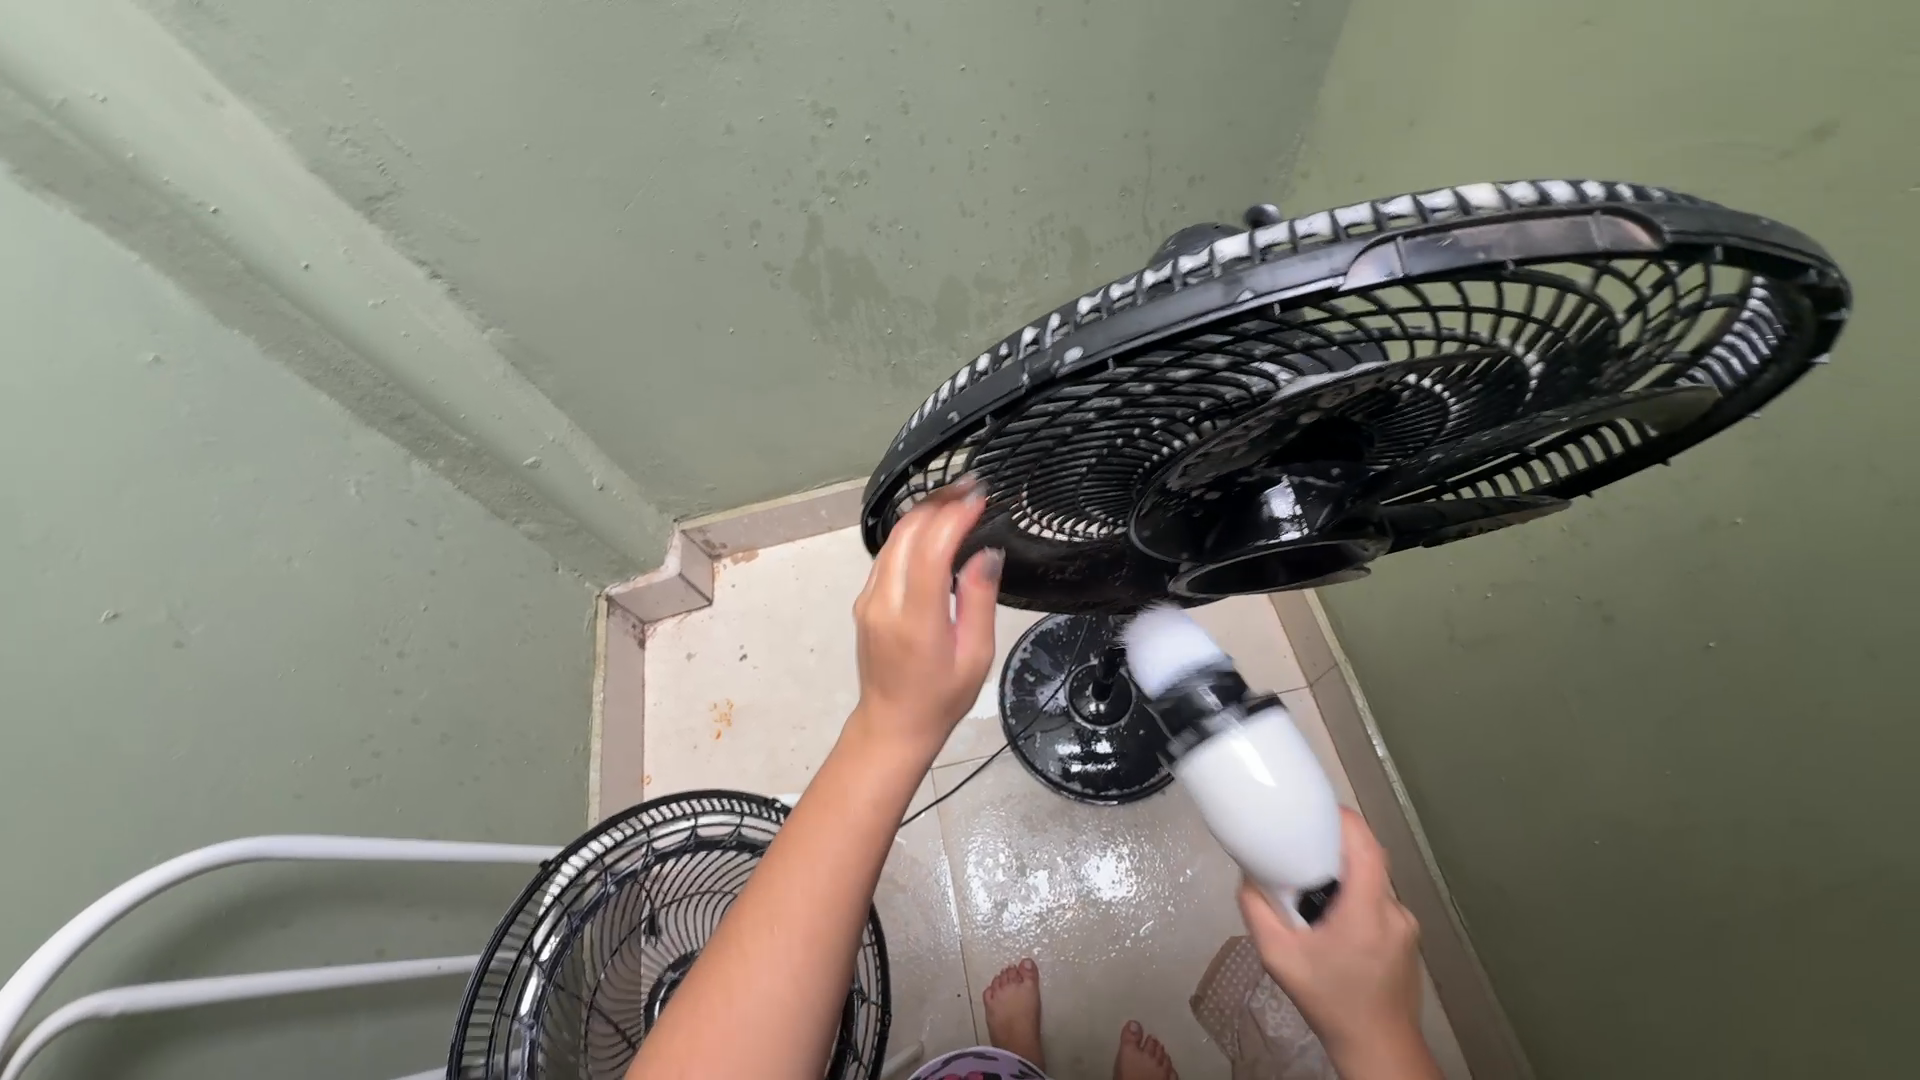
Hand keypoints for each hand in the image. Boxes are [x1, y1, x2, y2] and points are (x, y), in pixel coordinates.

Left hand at [849, 475, 1001, 761]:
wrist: (892, 724)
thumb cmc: (942, 696)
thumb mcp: (976, 655)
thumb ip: (979, 600)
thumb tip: (985, 552)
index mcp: (916, 619)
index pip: (930, 550)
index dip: (954, 516)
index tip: (979, 496)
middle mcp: (884, 602)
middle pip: (906, 534)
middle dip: (938, 503)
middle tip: (971, 486)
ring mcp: (868, 599)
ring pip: (892, 539)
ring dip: (923, 513)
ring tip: (956, 498)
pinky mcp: (864, 600)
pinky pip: (887, 554)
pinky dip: (911, 532)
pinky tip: (934, 526)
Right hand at [1238, 809, 1438, 1078]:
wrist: (1378, 1049)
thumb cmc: (1328, 1000)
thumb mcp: (1277, 957)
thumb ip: (1257, 910)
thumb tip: (1248, 874)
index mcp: (1366, 911)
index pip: (1365, 844)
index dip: (1341, 818)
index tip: (1312, 807)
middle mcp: (1394, 911)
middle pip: (1368, 857)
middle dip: (1334, 844)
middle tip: (1299, 845)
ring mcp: (1406, 924)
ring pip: (1373, 879)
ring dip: (1345, 874)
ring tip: (1311, 885)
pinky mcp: (1407, 937)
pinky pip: (1379, 899)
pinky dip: (1356, 895)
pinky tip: (1333, 916)